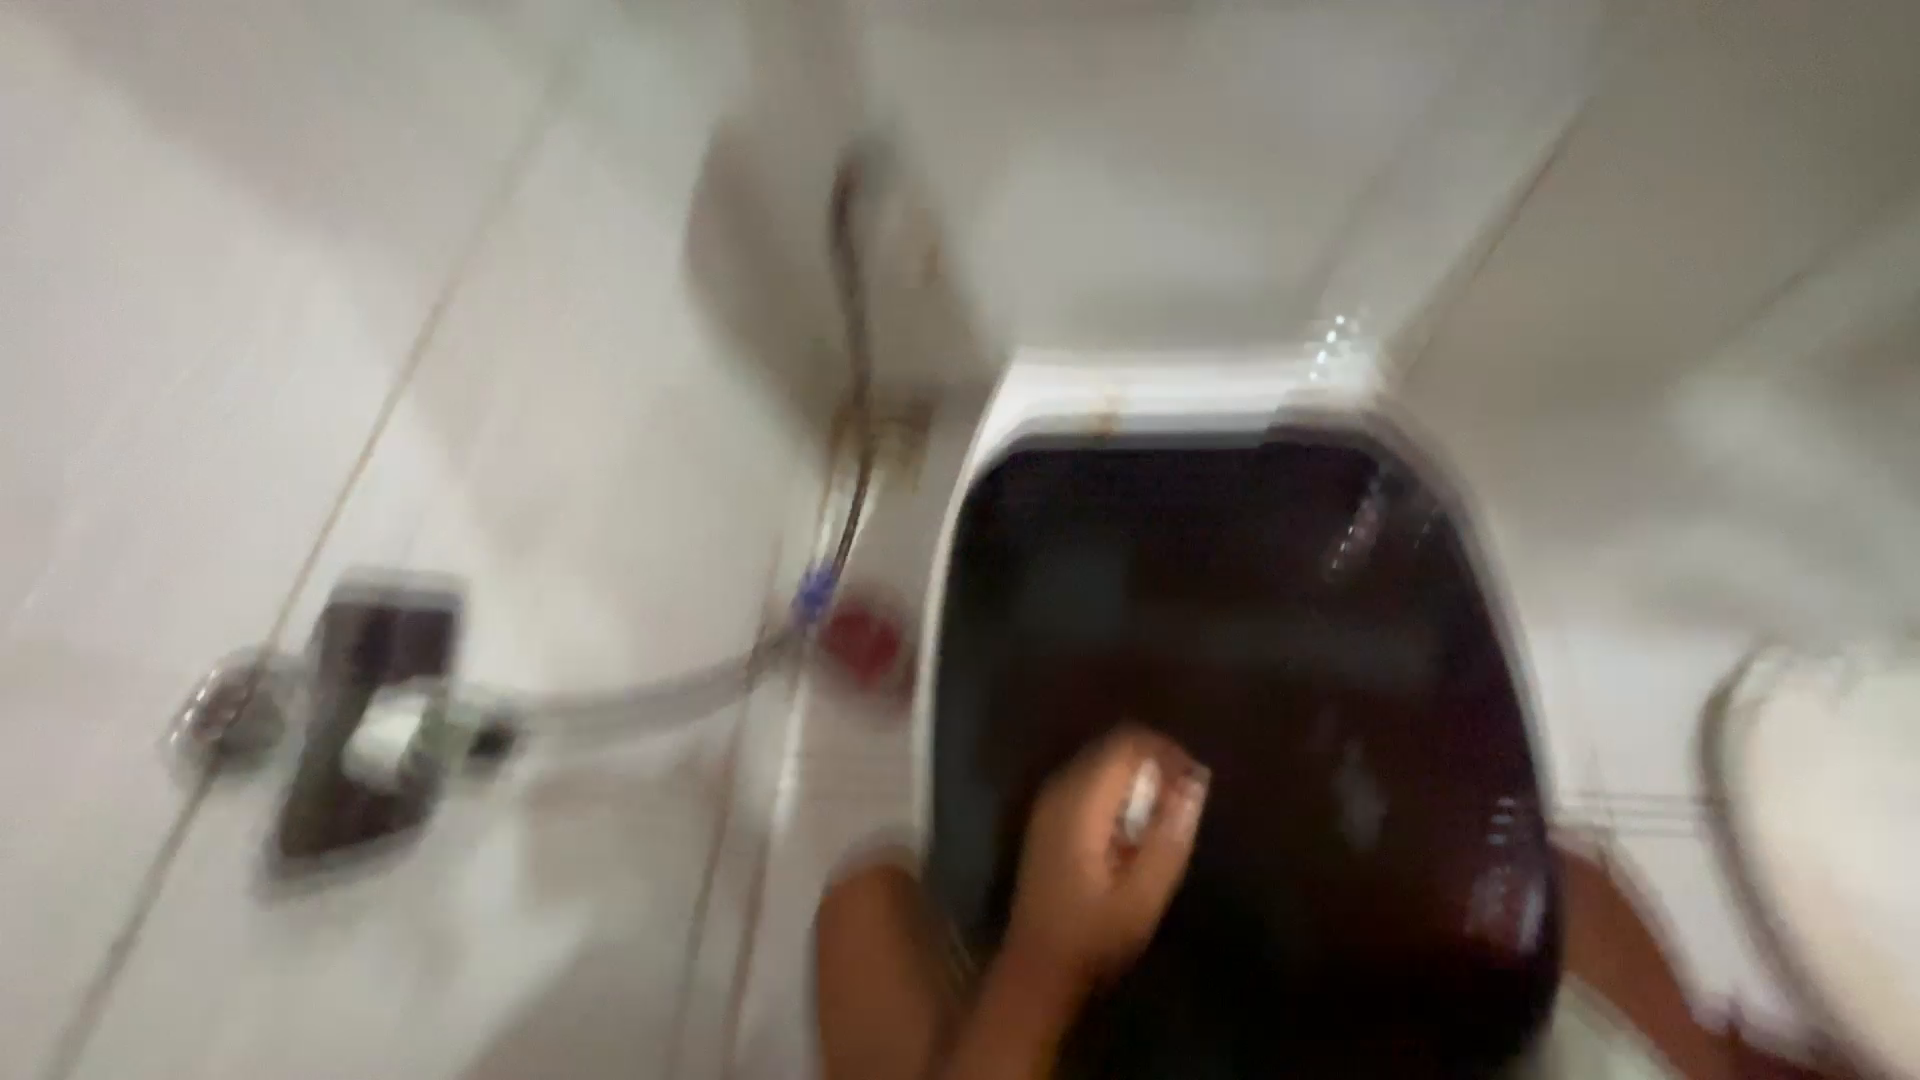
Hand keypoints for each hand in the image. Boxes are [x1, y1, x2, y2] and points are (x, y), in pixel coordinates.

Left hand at [1006, 726, 1208, 988]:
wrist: (1037, 966)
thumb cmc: (1093, 935)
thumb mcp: (1143, 896)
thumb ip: (1169, 836)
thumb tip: (1194, 783)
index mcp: (1080, 800)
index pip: (1125, 743)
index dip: (1165, 750)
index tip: (1194, 779)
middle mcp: (1059, 788)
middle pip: (1111, 747)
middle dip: (1153, 761)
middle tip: (1185, 797)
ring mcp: (1048, 801)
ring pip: (1100, 762)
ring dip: (1136, 777)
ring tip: (1167, 813)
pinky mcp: (1048, 816)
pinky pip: (1089, 781)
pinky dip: (1117, 790)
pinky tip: (1135, 826)